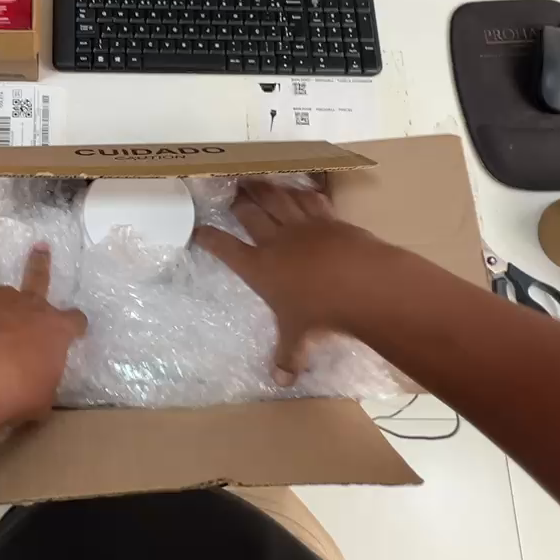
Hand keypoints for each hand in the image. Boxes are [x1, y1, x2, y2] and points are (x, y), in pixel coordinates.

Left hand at [0, 245, 86, 430]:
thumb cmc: (16, 392)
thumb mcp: (42, 397)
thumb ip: (43, 380)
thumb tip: (36, 382)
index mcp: (56, 330)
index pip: (76, 321)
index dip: (76, 325)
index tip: (76, 328)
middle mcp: (31, 306)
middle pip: (39, 277)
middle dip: (42, 263)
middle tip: (41, 247)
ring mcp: (0, 298)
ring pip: (3, 294)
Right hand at [194, 180, 411, 385]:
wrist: (360, 283)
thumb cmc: (321, 312)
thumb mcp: (300, 338)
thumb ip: (289, 356)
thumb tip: (281, 382)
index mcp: (259, 267)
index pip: (226, 249)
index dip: (209, 238)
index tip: (198, 229)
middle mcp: (275, 241)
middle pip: (249, 214)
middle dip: (237, 202)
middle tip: (230, 192)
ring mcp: (302, 226)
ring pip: (277, 198)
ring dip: (264, 187)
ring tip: (254, 177)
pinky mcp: (329, 218)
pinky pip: (312, 199)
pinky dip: (303, 191)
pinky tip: (301, 186)